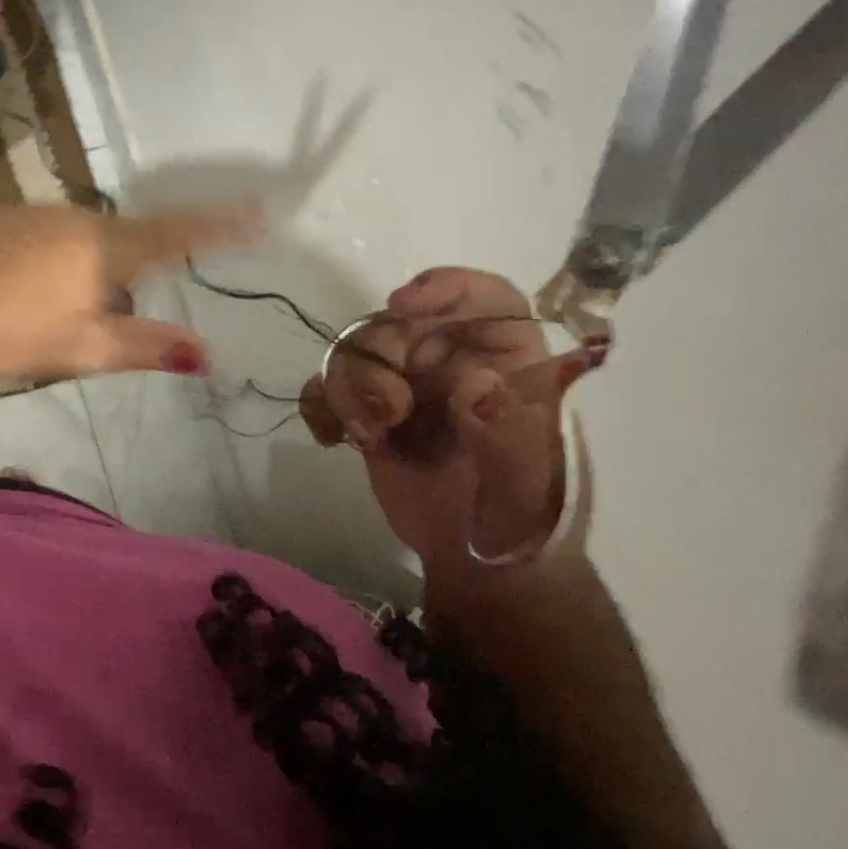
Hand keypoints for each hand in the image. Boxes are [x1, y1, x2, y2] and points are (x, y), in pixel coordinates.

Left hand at [0, 205, 259, 377]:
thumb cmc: (12, 333)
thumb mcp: (86, 349)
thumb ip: (147, 347)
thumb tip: (207, 354)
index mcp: (105, 246)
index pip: (177, 235)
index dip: (220, 227)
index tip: (258, 214)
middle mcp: (78, 217)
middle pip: (129, 240)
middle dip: (136, 272)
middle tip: (112, 318)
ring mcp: (39, 213)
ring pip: (88, 240)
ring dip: (94, 271)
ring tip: (59, 316)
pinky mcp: (7, 220)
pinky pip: (55, 237)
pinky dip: (61, 263)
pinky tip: (31, 296)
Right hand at [298, 268, 606, 567]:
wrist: (476, 560)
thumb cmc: (520, 517)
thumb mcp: (527, 480)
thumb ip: (505, 431)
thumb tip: (473, 381)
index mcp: (509, 362)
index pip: (488, 299)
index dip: (447, 288)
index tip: (401, 306)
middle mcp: (453, 361)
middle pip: (398, 323)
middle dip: (378, 362)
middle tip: (388, 415)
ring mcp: (406, 384)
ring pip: (354, 351)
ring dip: (347, 391)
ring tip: (366, 438)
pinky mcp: (368, 411)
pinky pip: (326, 386)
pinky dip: (320, 407)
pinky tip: (334, 440)